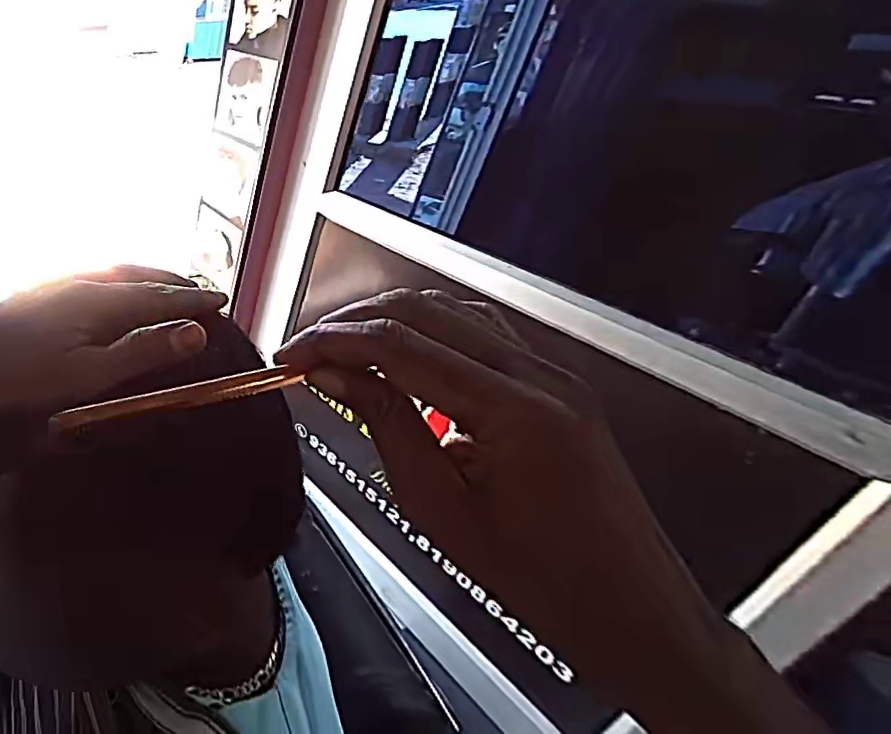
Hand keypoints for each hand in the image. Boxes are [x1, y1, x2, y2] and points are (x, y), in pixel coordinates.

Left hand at [0, 279, 225, 436]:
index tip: (221, 299)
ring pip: (108, 275)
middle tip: (198, 288)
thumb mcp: (90, 374)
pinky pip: (86, 279)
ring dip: (140, 278)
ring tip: (158, 285)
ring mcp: (51, 286)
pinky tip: (102, 292)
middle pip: (133, 277)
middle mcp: (77, 283)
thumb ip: (142, 351)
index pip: (156, 295)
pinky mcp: (34, 296)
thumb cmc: (26, 379)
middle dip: (168, 282)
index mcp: (96, 300)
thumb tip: (195, 331)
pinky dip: (111, 282)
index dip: (190, 299)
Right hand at [276, 290, 821, 731]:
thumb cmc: (543, 576)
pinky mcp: (549, 382)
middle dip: (346, 323)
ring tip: (337, 349)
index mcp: (517, 412)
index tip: (289, 356)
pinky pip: (471, 328)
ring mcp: (551, 375)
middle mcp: (540, 379)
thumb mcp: (436, 503)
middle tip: (304, 350)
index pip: (395, 343)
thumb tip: (330, 374)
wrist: (636, 616)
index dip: (328, 342)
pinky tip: (390, 354)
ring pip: (443, 308)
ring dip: (380, 320)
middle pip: (416, 310)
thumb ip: (382, 421)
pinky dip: (418, 329)